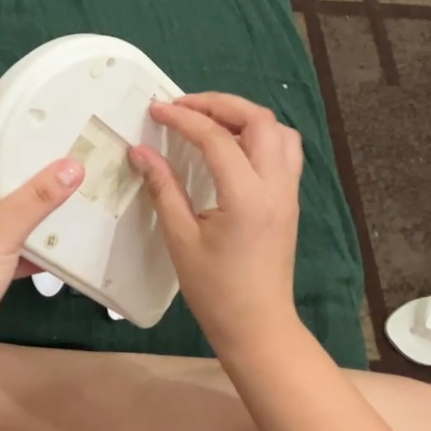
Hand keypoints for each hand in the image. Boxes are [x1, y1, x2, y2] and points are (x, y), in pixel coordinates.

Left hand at [0, 141, 82, 342]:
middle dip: (26, 171)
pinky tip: (62, 239)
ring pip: (3, 213)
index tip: (39, 124)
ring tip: (69, 190)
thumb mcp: (2, 229)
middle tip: (63, 155)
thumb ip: (38, 197)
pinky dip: (31, 242)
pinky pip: (9, 243)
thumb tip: (74, 164)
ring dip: (32, 207)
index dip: (3, 134)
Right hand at [128, 92, 303, 350]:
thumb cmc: (215, 290)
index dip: (184, 118)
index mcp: (246, 197)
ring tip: (209, 121)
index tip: (156, 110)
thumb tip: (141, 152)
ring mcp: (288, 192)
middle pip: (258, 120)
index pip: (217, 138)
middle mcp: (275, 187)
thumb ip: (163, 189)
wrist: (258, 326)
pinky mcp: (289, 200)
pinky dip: (259, 135)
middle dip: (219, 104)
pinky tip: (232, 146)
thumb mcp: (180, 239)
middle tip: (184, 107)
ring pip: (279, 131)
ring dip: (244, 117)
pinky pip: (284, 151)